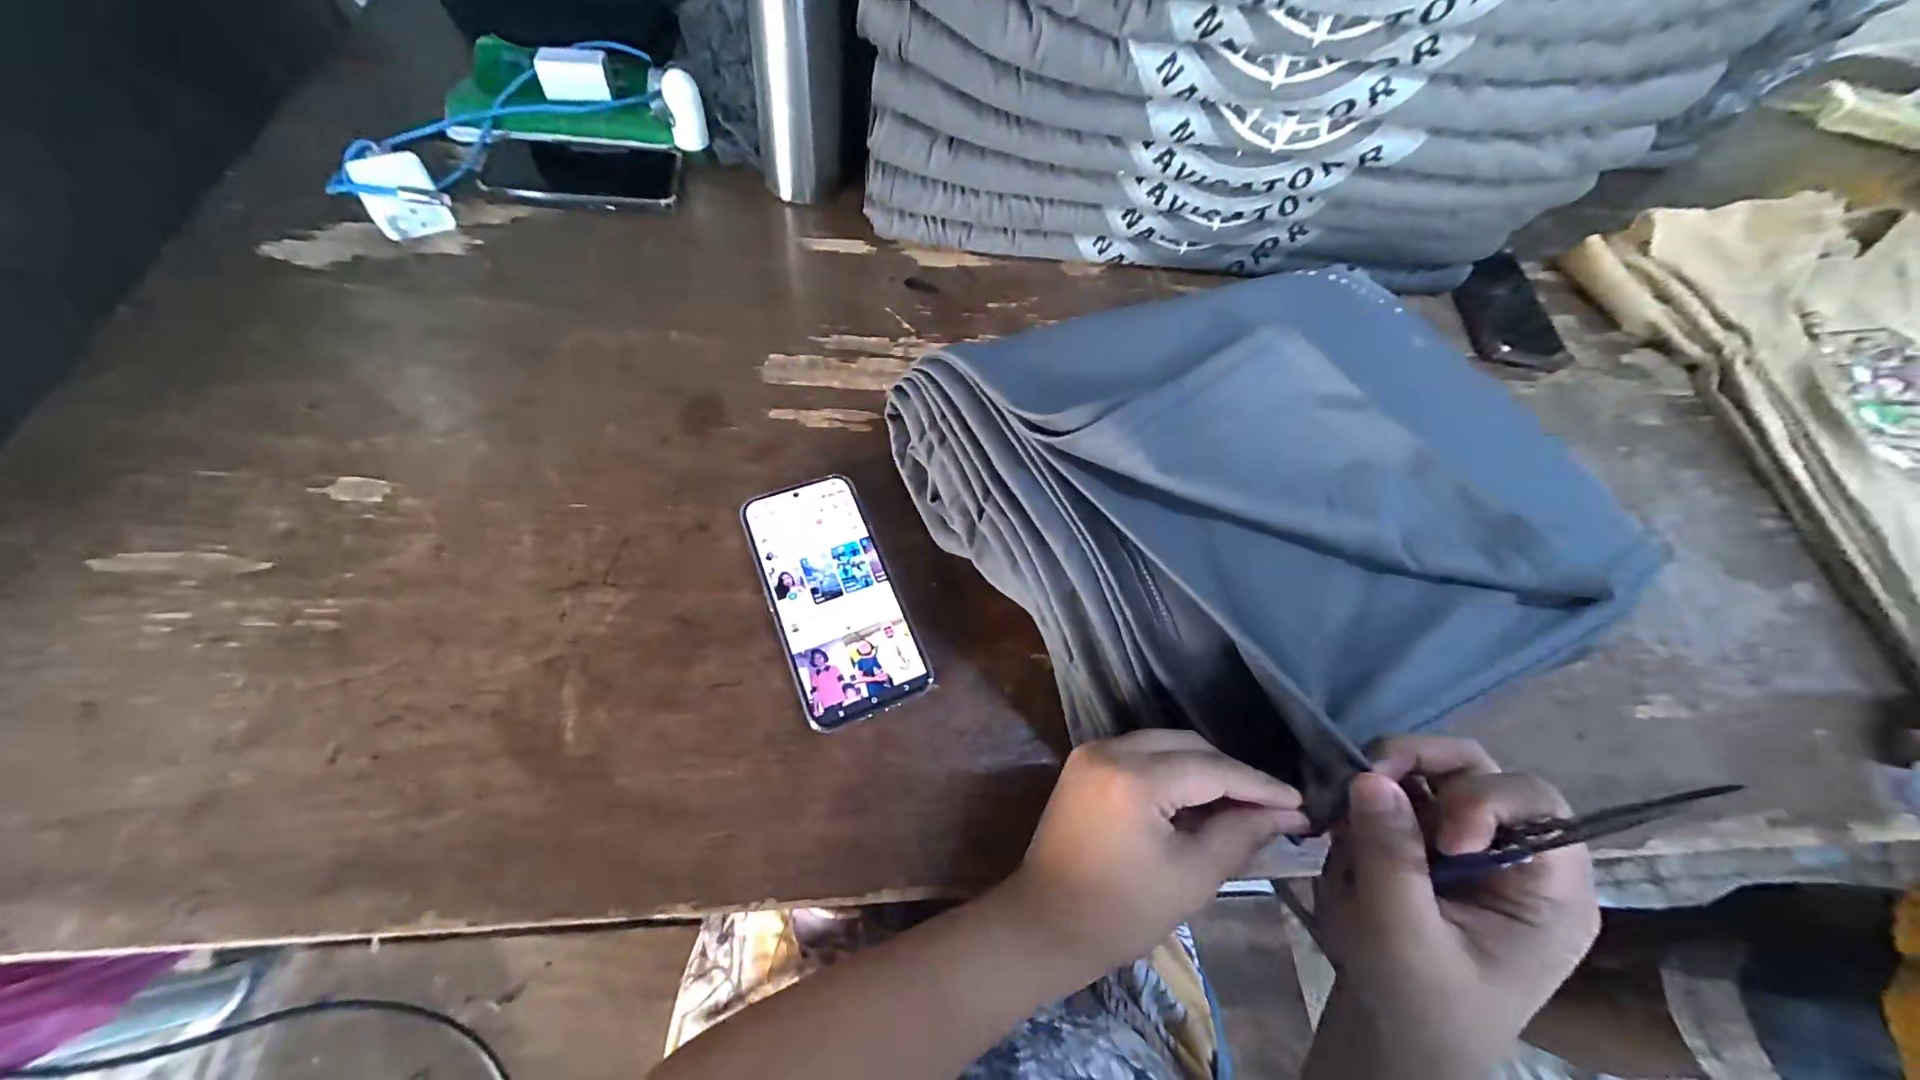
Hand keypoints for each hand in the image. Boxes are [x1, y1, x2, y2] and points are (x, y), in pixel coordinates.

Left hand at [998, 730, 1308, 978]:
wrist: (1046, 923)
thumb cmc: (1121, 912)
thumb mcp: (1191, 877)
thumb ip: (1240, 834)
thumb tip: (1284, 813)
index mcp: (1133, 778)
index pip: (1211, 768)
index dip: (1258, 784)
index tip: (1298, 802)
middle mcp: (1109, 750)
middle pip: (1187, 745)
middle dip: (1231, 772)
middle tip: (1271, 806)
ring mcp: (1091, 752)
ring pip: (1163, 743)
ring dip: (1202, 768)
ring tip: (1240, 804)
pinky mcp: (1083, 763)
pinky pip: (1139, 752)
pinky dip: (1171, 769)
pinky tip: (1196, 799)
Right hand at [1311, 736, 1598, 1078]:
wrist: (1389, 1034)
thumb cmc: (1416, 1002)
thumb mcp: (1401, 935)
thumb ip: (1388, 855)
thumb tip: (1368, 775)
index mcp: (1548, 890)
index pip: (1536, 805)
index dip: (1485, 801)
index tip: (1445, 841)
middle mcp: (1512, 854)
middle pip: (1478, 770)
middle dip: (1419, 764)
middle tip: (1368, 781)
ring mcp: (1462, 843)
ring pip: (1429, 771)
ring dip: (1383, 780)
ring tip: (1347, 816)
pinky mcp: (1421, 840)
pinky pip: (1394, 792)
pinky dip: (1364, 798)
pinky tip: (1344, 830)